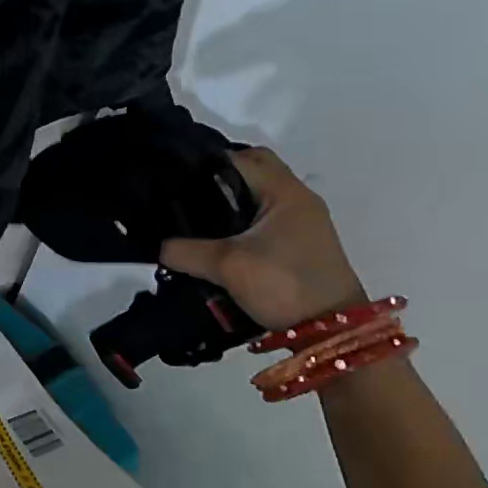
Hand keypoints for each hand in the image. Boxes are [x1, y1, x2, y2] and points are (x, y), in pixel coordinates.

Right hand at [160, 147, 366, 328]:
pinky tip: (215, 241)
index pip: (242, 157)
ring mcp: (301, 222)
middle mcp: (297, 199)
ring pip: (257, 196)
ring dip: (228, 202)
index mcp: (286, 192)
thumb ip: (185, 251)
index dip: (206, 162)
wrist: (330, 330)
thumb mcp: (226, 266)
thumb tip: (157, 247)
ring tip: (193, 219)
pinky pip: (262, 218)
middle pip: (253, 171)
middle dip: (217, 180)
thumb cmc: (283, 284)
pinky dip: (239, 221)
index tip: (174, 177)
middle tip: (183, 196)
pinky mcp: (298, 244)